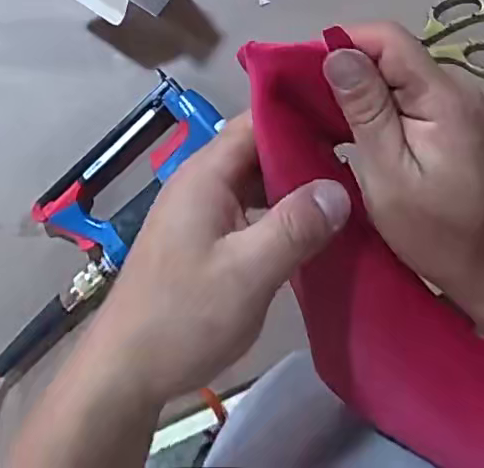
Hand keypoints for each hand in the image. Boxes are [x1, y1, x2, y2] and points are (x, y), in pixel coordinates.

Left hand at [80, 112, 349, 406]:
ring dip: (290, 184)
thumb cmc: (183, 314)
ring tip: (344, 189)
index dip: (297, 115)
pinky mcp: (202, 236)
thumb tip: (338, 188)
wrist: (126, 368)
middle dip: (302, 151)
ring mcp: (199, 208)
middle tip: (356, 158)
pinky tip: (308, 228)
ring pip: (253, 180)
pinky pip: (246, 207)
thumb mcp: (247, 273)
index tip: (343, 119)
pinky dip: (276, 210)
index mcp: (206, 173)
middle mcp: (200, 180)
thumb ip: (294, 227)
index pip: (254, 121)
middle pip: (256, 149)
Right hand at [324, 22, 483, 323]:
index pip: (388, 38)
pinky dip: (376, 101)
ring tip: (328, 117)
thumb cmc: (437, 231)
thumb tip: (336, 53)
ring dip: (359, 86)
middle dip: (347, 67)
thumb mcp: (389, 173)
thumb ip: (365, 110)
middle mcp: (454, 85)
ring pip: (395, 70)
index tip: (306, 72)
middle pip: (390, 51)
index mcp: (443, 96)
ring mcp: (456, 99)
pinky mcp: (451, 114)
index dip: (343, 43)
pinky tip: (358, 127)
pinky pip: (405, 89)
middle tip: (310, 102)